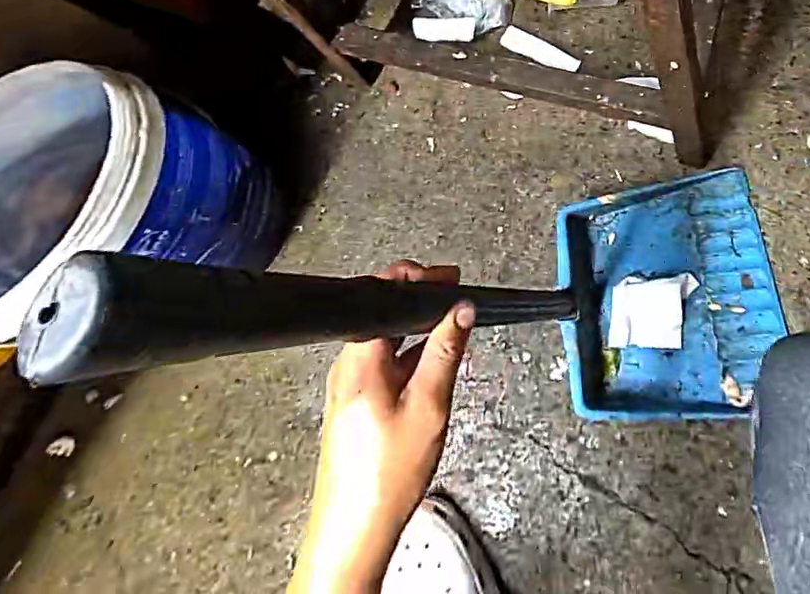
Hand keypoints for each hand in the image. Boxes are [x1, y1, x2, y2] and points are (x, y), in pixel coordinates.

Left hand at [289, 261, 474, 593]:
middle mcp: (348, 364)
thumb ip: (445, 350)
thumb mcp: (429, 404)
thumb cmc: (384, 476)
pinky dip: (409, 351)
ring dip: (416, 326)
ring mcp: (349, 383)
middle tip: (454, 296)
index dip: (417, 277)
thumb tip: (462, 310)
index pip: (382, 293)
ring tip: (449, 327)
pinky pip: (383, 360)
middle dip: (420, 299)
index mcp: (359, 357)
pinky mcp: (355, 401)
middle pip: (383, 312)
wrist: (355, 532)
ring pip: (385, 337)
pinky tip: (430, 362)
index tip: (447, 278)